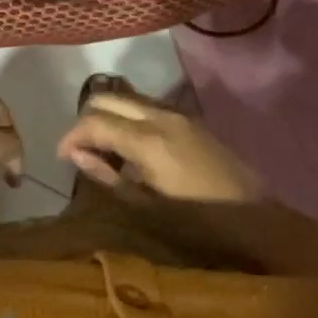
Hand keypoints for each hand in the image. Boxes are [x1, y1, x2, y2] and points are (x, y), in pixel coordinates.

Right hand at [57, 91, 257, 203]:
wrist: (255, 217)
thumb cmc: (197, 221)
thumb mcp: (144, 205)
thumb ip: (106, 176)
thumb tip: (75, 155)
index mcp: (147, 140)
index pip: (94, 121)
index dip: (71, 136)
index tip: (62, 156)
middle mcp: (160, 116)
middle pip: (106, 97)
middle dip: (85, 119)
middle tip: (80, 149)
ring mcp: (177, 113)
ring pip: (126, 96)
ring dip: (107, 114)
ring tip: (102, 146)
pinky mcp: (189, 118)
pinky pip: (145, 105)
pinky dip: (127, 116)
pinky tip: (129, 144)